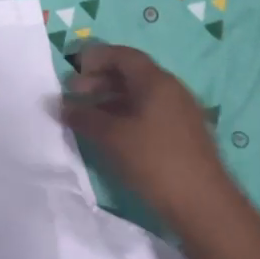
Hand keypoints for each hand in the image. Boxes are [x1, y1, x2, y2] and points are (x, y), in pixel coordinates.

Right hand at [58, 45, 233, 222]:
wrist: (201, 203)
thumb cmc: (154, 160)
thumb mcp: (111, 136)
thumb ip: (82, 116)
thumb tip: (58, 104)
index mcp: (157, 82)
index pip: (123, 55)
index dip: (96, 58)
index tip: (73, 71)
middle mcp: (171, 90)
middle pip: (131, 73)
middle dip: (99, 80)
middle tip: (74, 95)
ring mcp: (180, 113)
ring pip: (139, 95)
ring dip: (110, 99)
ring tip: (86, 116)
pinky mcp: (182, 134)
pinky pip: (148, 112)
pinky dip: (124, 114)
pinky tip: (109, 133)